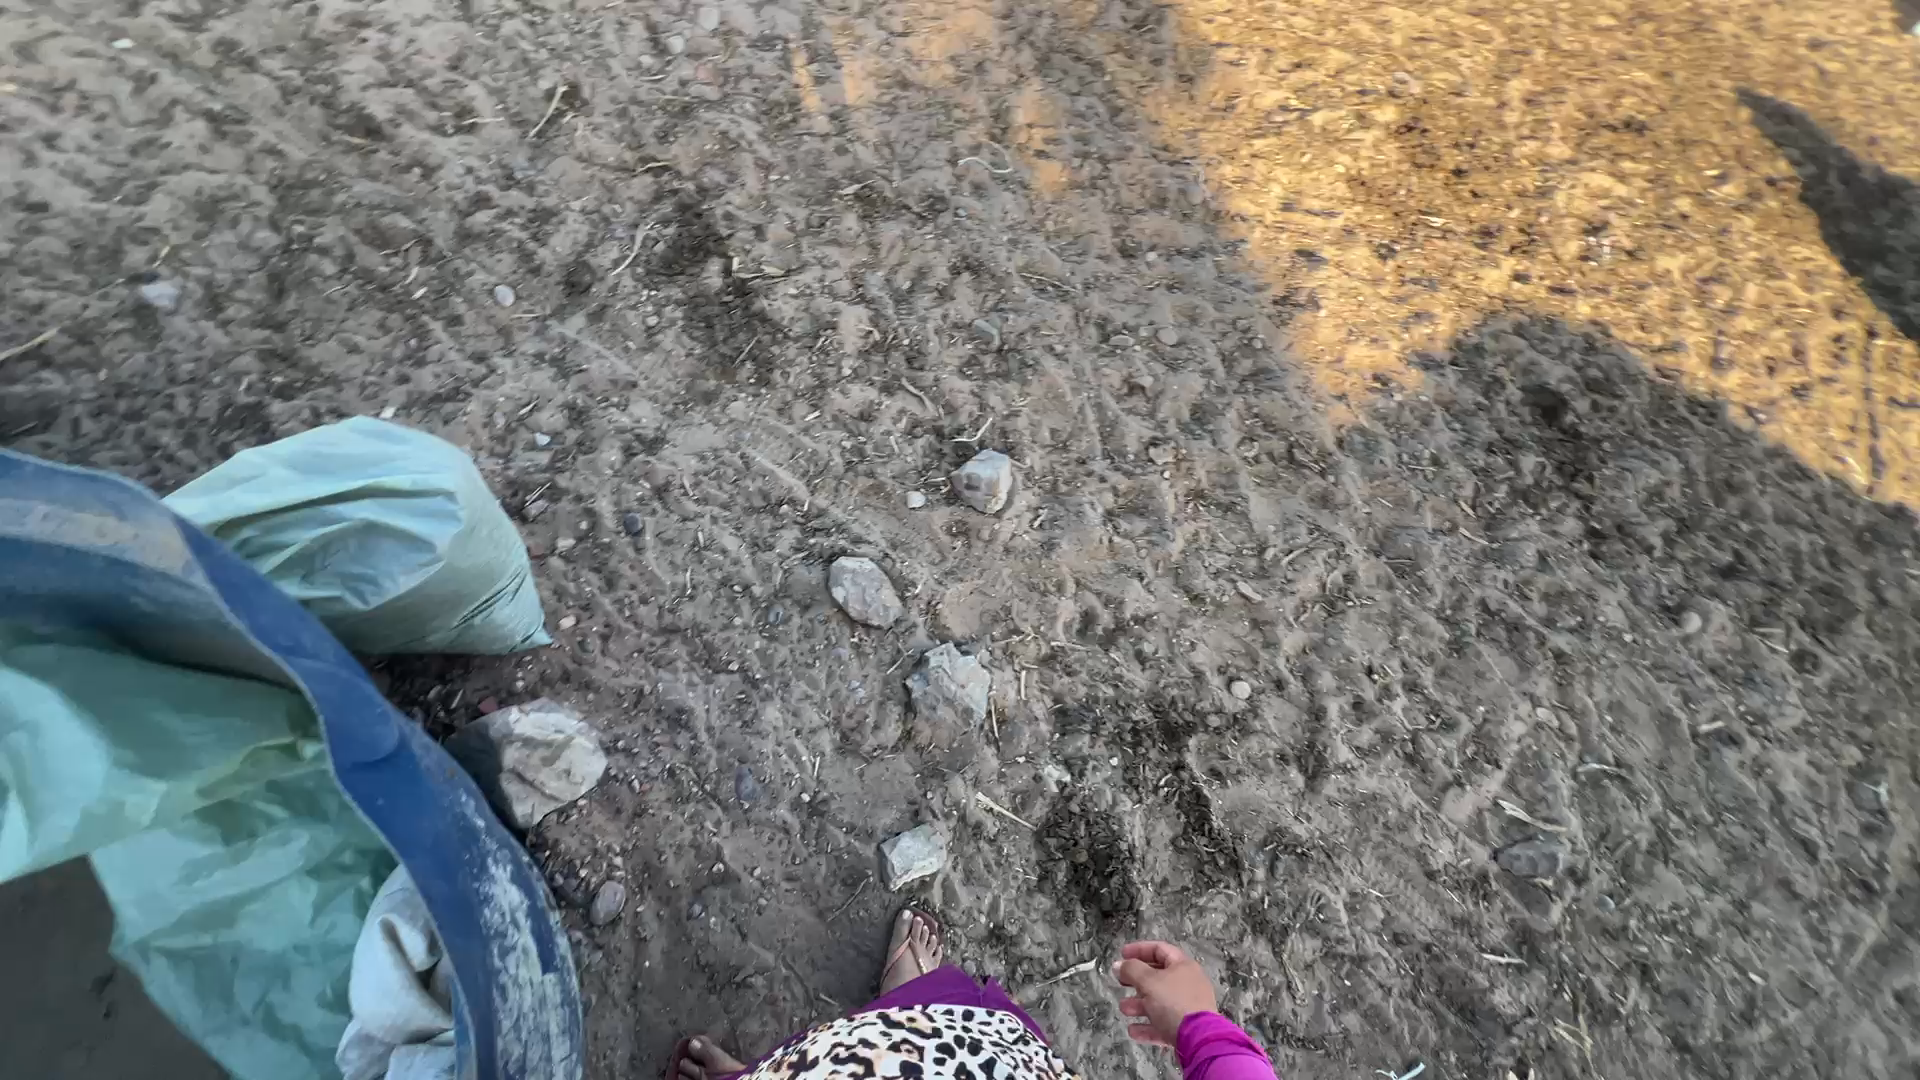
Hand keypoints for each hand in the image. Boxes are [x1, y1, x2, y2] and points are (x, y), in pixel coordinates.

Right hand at [1113, 941, 1218, 1046]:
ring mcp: (1189, 1008)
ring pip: (1159, 1002)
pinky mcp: (1187, 1030)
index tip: (1122, 954)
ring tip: (1124, 1009)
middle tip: (1121, 982)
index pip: (1159, 949)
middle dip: (1136, 981)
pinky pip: (1164, 1024)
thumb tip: (1118, 965)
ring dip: (1139, 1005)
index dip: (1139, 949)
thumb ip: (1131, 970)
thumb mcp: (1148, 981)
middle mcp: (1188, 984)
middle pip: (1158, 977)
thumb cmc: (1173, 1002)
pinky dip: (1148, 1026)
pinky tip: (1133, 1031)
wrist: (1199, 1041)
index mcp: (1183, 966)